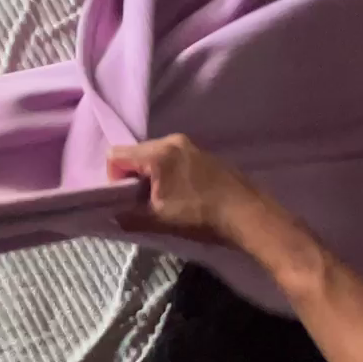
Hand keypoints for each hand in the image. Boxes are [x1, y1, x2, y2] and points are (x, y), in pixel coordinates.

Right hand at [105, 134, 264, 244]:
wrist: (248, 214)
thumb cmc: (200, 215)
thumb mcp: (159, 220)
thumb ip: (130, 217)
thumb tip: (114, 217)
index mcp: (158, 153)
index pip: (116, 155)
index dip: (114, 179)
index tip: (127, 199)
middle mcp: (172, 141)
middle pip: (134, 153)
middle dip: (132, 176)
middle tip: (144, 201)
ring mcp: (189, 145)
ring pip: (153, 155)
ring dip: (150, 175)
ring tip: (163, 199)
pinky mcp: (202, 153)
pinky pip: (172, 157)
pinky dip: (167, 173)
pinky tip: (181, 193)